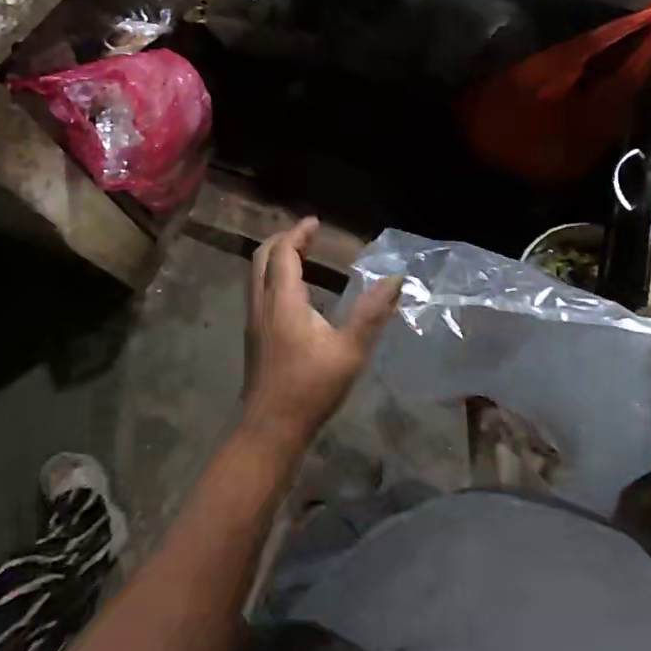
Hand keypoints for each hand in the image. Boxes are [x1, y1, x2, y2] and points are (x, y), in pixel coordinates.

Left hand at [243, 218, 399, 448]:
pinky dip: (273, 277)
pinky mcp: (254, 336)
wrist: (270, 429)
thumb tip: (396, 279)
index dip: (298, 233)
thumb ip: (372, 313)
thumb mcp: (350, 350)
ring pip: (256, 275)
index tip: (315, 222)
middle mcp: (262, 303)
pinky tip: (295, 293)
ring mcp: (254, 321)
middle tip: (307, 235)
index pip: (283, 252)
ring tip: (302, 256)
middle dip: (283, 240)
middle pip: (262, 257)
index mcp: (282, 300)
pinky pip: (259, 291)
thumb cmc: (310, 387)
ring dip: (276, 258)